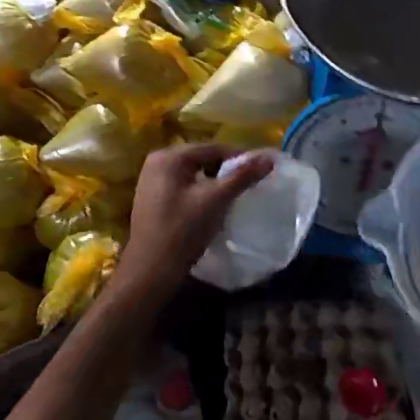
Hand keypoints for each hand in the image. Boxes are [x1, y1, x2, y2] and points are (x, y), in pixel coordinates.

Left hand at [115, 144, 272, 305]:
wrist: (151, 270)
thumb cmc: (183, 231)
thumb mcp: (215, 201)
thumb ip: (241, 177)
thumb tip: (268, 157)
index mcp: (168, 156)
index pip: (212, 148)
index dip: (239, 157)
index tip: (262, 168)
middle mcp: (156, 161)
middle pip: (201, 158)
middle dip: (226, 169)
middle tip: (251, 182)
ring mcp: (151, 179)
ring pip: (192, 172)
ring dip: (213, 180)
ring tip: (235, 193)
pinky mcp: (152, 196)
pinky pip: (182, 184)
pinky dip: (199, 189)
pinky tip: (212, 204)